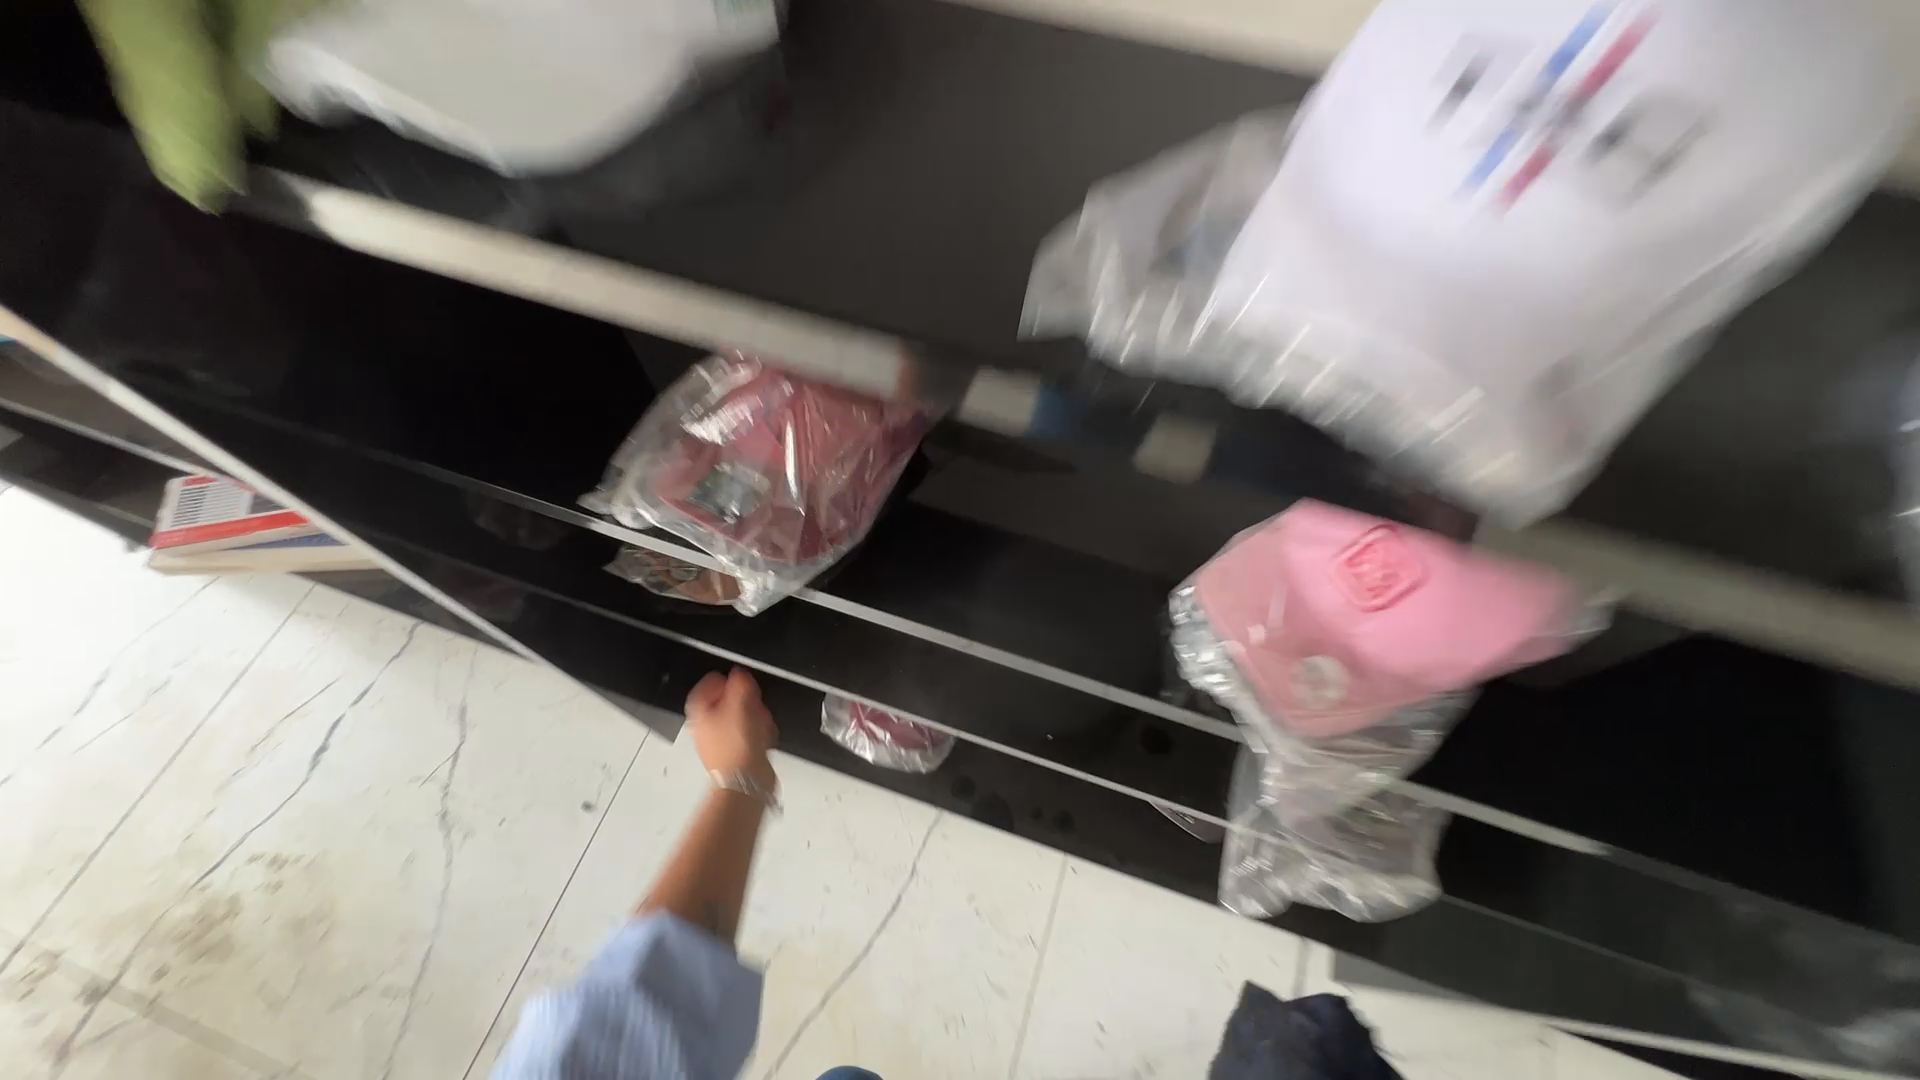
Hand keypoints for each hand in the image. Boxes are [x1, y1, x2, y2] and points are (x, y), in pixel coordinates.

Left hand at [685, 668, 777, 785]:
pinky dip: (758, 733)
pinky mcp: (734, 752)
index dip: (729, 680)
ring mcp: (719, 740)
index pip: (710, 683)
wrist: (747, 781)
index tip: (743, 682)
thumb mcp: (740, 703)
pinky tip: (763, 737)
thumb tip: (740, 674)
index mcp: (699, 711)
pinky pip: (749, 734)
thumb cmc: (737, 747)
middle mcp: (705, 726)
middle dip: (747, 701)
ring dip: (755, 717)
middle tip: (754, 704)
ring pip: (741, 717)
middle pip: (728, 700)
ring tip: (760, 724)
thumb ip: (740, 682)